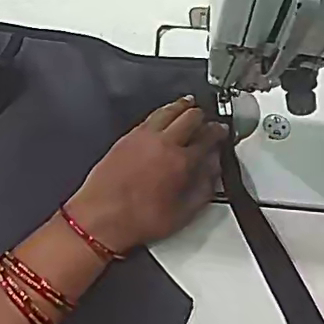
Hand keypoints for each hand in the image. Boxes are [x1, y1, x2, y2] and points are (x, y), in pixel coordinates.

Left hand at [66, 96, 227, 253]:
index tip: (221, 132)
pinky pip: (150, 116)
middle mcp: (163, 143)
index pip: (208, 137)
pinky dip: (162, 112)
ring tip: (189, 105)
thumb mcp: (183, 213)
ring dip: (182, 107)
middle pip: (190, 117)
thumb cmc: (137, 219)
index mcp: (181, 161)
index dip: (218, 132)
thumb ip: (204, 188)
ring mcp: (143, 137)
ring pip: (168, 110)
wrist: (101, 217)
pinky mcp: (127, 137)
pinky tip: (164, 116)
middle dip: (203, 116)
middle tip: (207, 119)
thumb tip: (213, 171)